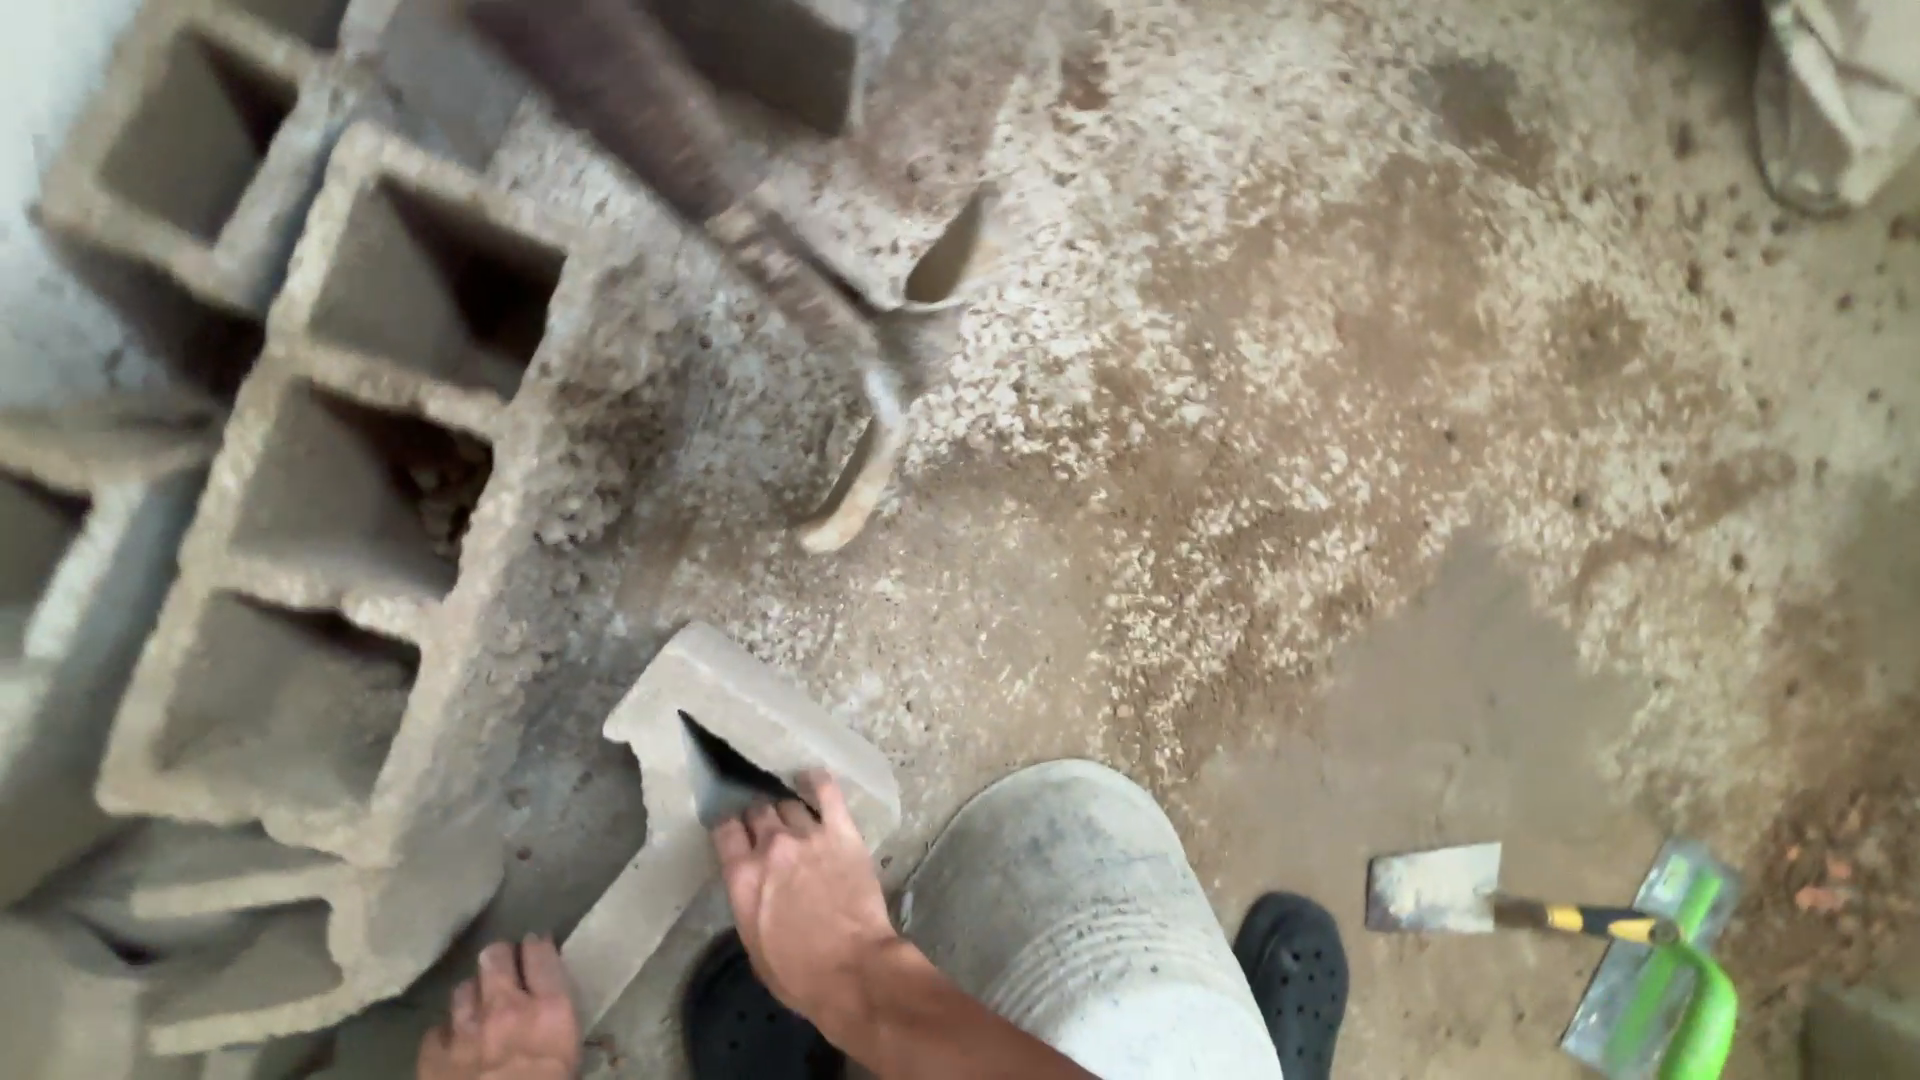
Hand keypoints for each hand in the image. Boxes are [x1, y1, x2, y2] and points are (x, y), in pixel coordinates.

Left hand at [417, 936, 579, 1079]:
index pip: (540, 952)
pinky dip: (444, 1033)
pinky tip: (452, 1042)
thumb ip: (557, 1018)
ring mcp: (465, 1031)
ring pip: (462, 989)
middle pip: (495, 957)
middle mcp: (506, 1007)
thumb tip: (550, 1007)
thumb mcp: (570, 1050)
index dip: (537, 944)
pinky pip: (435, 1031)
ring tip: (477, 1005)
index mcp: (549, 1006)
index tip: (536, 945)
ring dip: (472, 994)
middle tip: (503, 965)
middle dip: (499, 957)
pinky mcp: (433, 1059)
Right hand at [711, 771, 900, 1029]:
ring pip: (790, 803)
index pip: (725, 831)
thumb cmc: (798, 971)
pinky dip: (818, 780)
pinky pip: (828, 792)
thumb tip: (753, 884)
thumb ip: (748, 901)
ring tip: (792, 814)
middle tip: (766, 826)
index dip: (728, 828)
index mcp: (743, 876)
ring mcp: (808, 834)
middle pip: (758, 812)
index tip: (733, 830)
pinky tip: (813, 777)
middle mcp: (772, 846)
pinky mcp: (842, 831)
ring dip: (787, 809)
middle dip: (759, 816)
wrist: (850, 967)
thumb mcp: (753, 942)